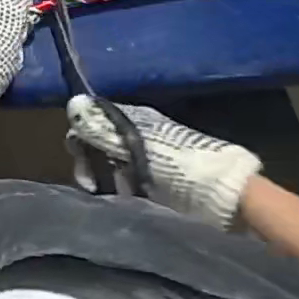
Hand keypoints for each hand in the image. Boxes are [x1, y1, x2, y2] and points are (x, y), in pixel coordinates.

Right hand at [65, 99, 261, 228]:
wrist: (224, 193)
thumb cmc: (179, 165)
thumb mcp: (136, 143)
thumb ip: (102, 127)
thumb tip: (73, 104)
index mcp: (134, 118)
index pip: (92, 119)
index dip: (81, 136)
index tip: (77, 156)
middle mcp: (138, 131)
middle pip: (99, 140)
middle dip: (91, 160)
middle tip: (90, 181)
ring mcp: (148, 154)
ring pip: (109, 159)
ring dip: (105, 174)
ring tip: (112, 190)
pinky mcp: (156, 176)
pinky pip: (125, 175)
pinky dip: (119, 184)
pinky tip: (126, 194)